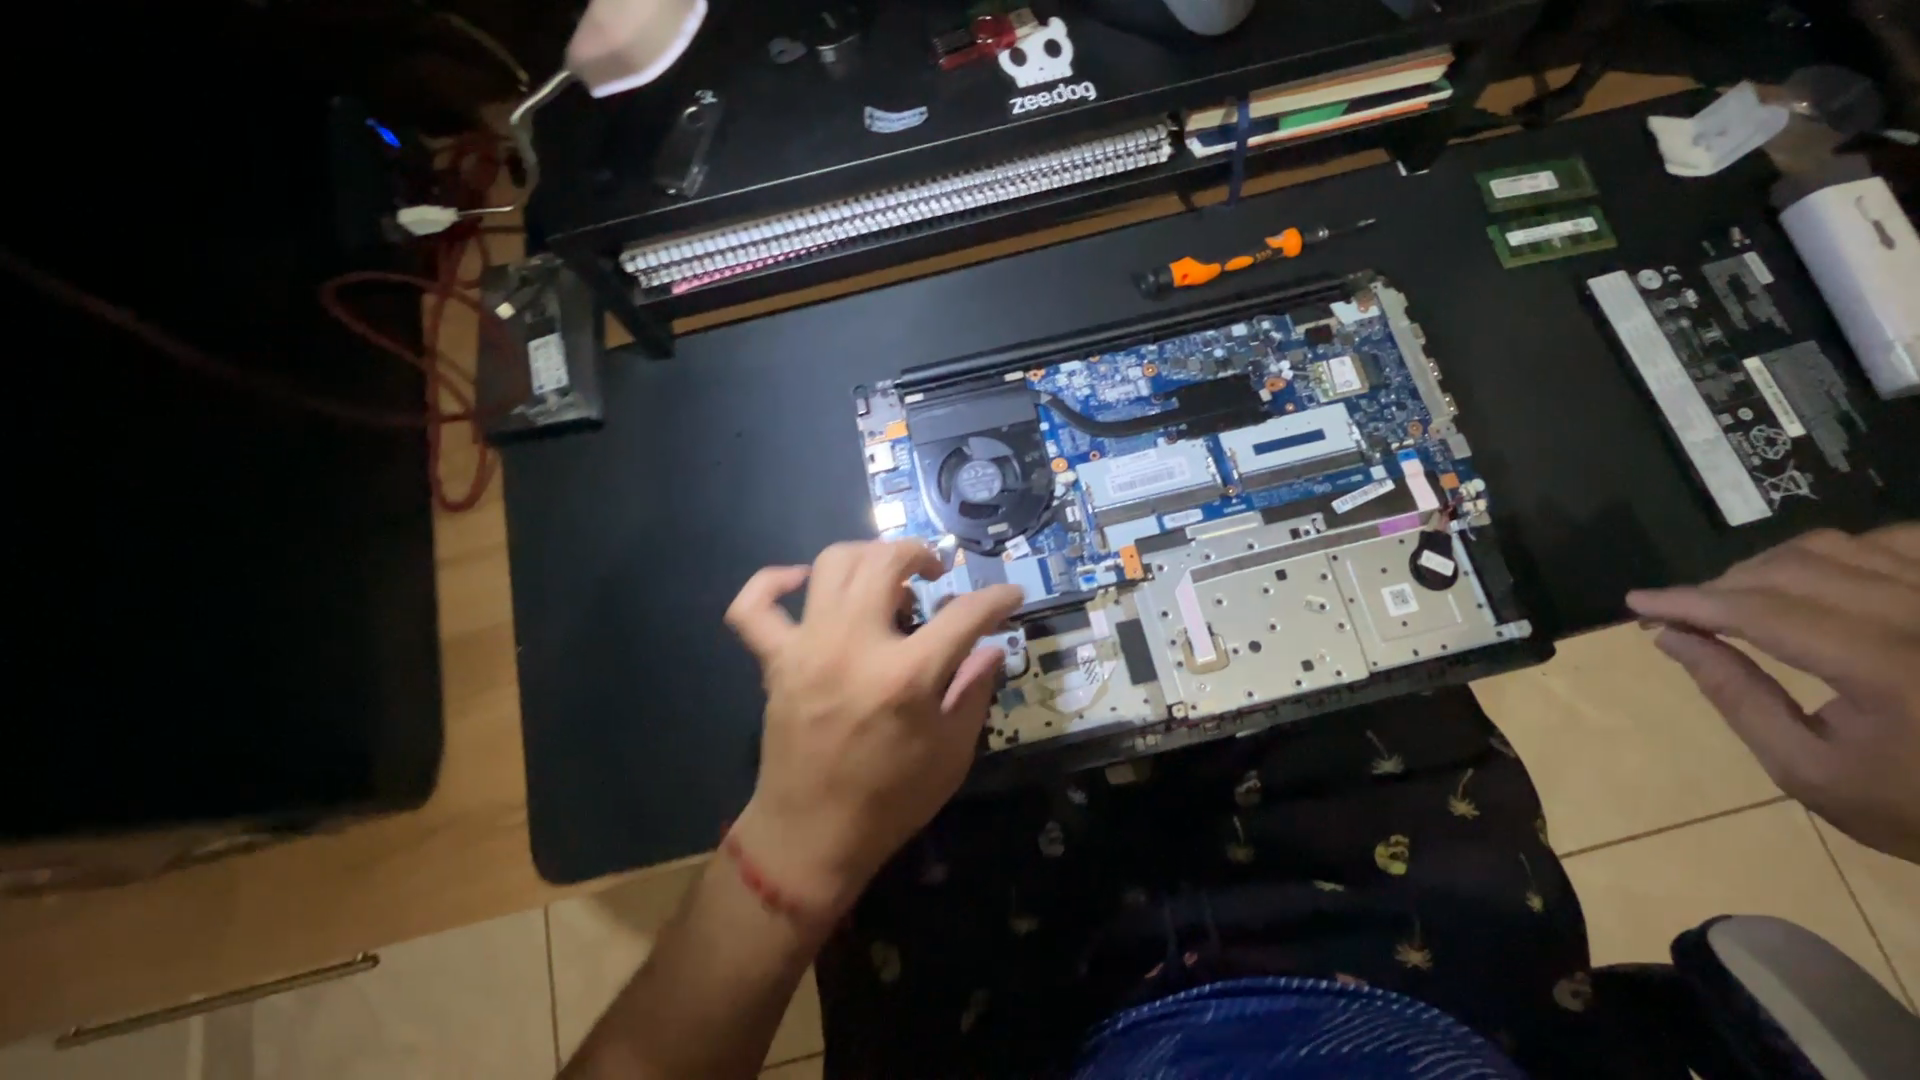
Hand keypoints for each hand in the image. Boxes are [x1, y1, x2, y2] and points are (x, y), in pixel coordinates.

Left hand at [724, 541, 1024, 917]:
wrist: (812, 836)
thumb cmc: (891, 800)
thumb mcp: (951, 753)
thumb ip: (974, 691)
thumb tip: (991, 648)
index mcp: (906, 676)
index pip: (965, 614)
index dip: (997, 600)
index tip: (1010, 597)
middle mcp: (853, 646)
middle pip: (886, 562)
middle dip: (920, 553)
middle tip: (935, 573)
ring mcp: (806, 648)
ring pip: (831, 564)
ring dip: (866, 557)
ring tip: (886, 578)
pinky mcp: (774, 661)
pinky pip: (756, 605)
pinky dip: (774, 581)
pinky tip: (804, 582)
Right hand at [1627, 525, 1919, 862]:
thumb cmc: (1909, 803)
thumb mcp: (1807, 768)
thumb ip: (1736, 696)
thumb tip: (1670, 636)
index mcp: (1889, 671)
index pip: (1763, 613)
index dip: (1691, 602)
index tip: (1638, 603)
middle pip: (1794, 571)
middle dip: (1723, 585)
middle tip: (1683, 612)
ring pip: (1839, 548)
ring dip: (1770, 567)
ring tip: (1739, 598)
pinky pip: (1897, 542)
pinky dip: (1840, 552)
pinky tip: (1813, 581)